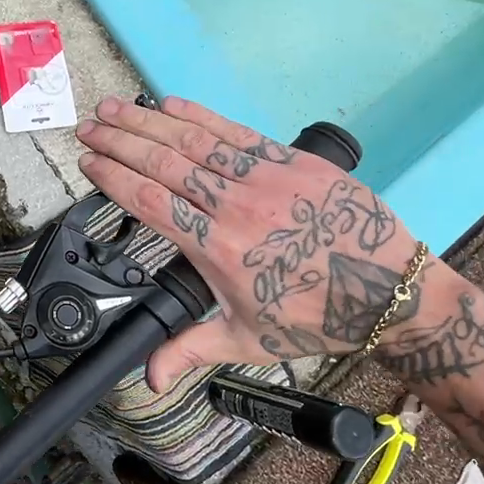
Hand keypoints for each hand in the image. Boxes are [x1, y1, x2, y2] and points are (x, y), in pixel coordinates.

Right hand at [75, 96, 428, 391]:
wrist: (396, 296)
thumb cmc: (316, 319)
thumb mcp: (249, 340)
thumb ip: (191, 350)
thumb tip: (150, 379)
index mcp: (219, 249)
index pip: (149, 201)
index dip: (112, 177)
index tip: (87, 162)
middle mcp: (236, 208)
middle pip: (161, 163)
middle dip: (117, 141)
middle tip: (87, 127)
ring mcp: (266, 179)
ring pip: (192, 141)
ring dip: (145, 121)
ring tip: (111, 107)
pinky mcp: (293, 162)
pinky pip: (236, 132)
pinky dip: (198, 116)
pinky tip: (168, 104)